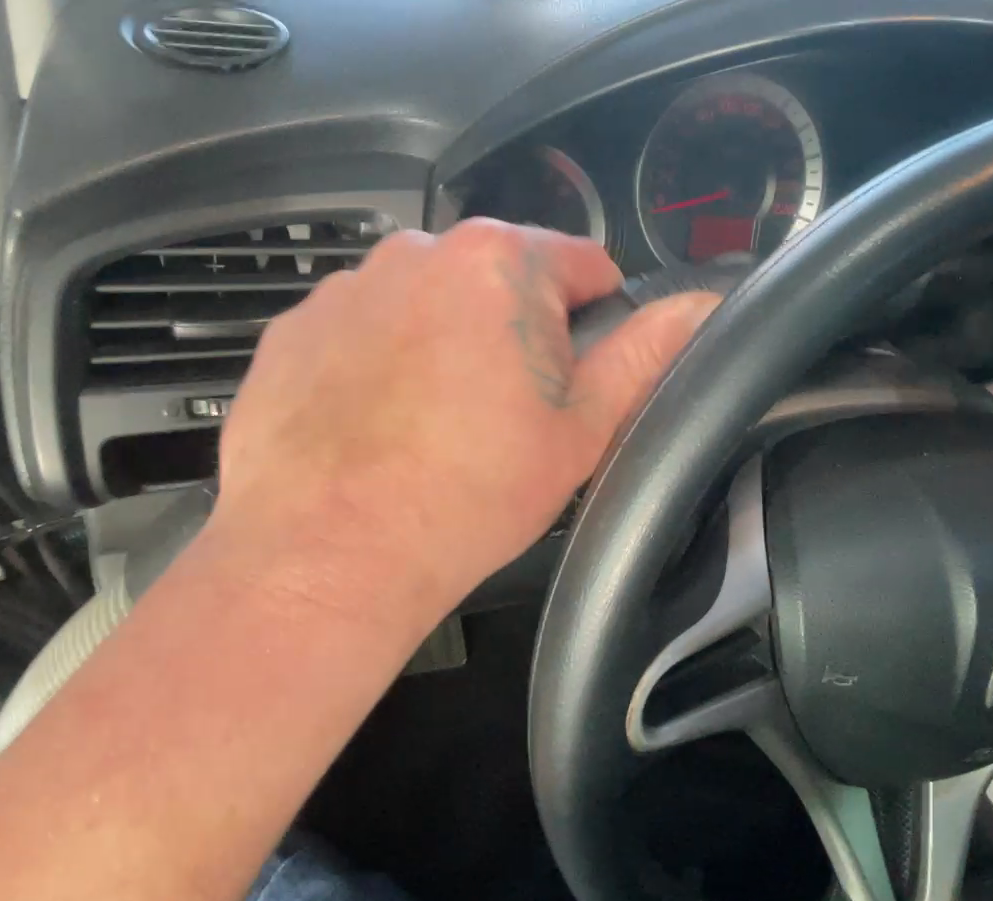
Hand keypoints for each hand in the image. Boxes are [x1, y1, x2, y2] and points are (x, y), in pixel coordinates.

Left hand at [211, 218, 717, 616]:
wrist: (333, 554)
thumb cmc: (469, 495)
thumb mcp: (583, 430)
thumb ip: (646, 356)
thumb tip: (697, 309)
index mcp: (501, 265)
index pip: (584, 263)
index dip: (598, 321)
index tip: (580, 378)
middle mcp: (416, 253)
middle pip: (501, 281)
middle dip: (517, 334)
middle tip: (511, 418)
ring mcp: (347, 290)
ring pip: (430, 306)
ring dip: (448, 346)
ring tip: (442, 431)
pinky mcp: (295, 332)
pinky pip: (365, 333)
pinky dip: (383, 366)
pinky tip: (385, 430)